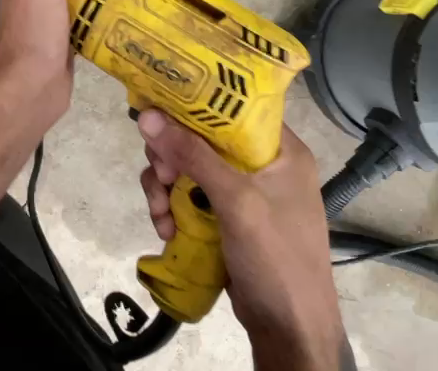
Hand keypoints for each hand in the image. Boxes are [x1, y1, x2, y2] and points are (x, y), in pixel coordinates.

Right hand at [137, 116, 345, 369]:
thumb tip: (147, 115)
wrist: (290, 333)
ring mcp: (243, 193)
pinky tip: (165, 229)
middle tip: (161, 174)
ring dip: (164, 187)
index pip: (232, 107)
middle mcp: (262, 165)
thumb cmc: (278, 259)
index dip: (193, 103)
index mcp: (281, 151)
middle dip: (171, 157)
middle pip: (200, 138)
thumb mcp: (237, 202)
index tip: (158, 109)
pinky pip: (187, 196)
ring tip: (160, 213)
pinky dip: (170, 208)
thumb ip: (193, 156)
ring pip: (187, 168)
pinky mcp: (225, 218)